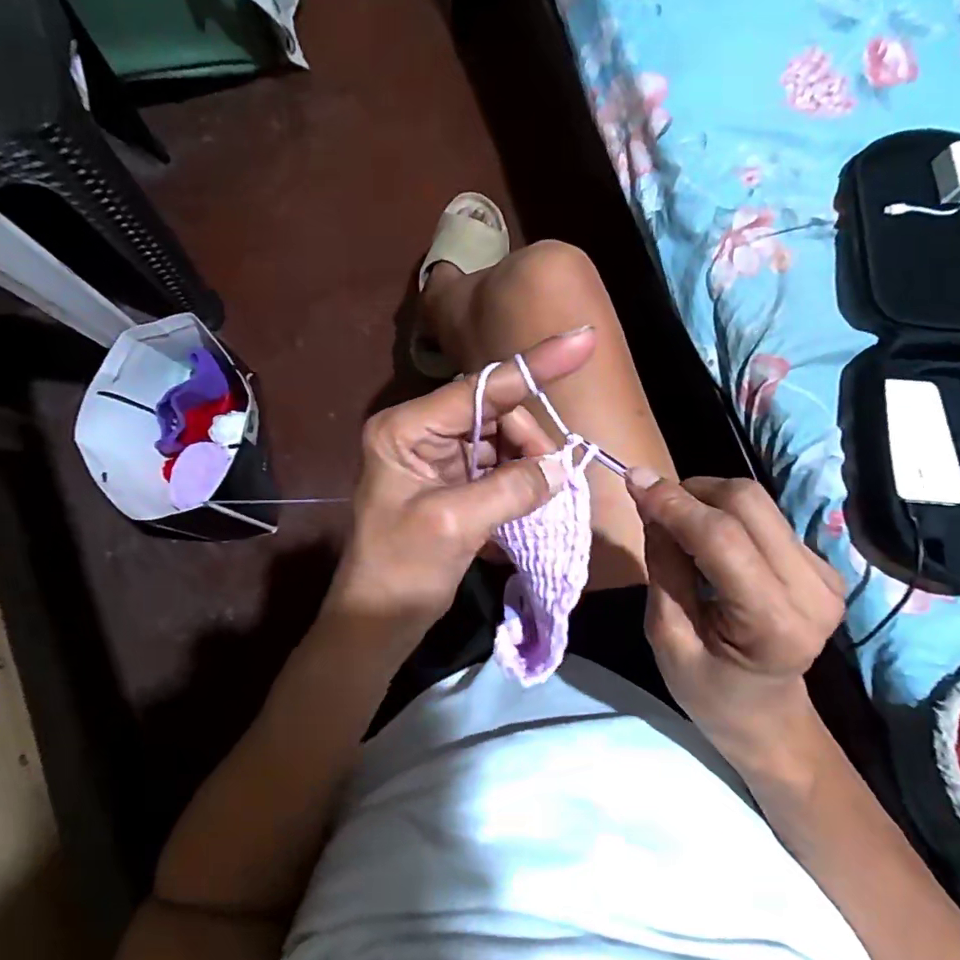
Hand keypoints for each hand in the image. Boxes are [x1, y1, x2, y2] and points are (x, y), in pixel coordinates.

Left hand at [324, 328, 595, 635]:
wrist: (376, 620)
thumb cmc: (400, 570)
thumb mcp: (454, 523)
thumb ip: (510, 487)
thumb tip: (560, 466)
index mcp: (405, 429)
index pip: (479, 387)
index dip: (533, 366)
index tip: (583, 339)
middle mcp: (420, 433)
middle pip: (495, 413)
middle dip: (530, 440)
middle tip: (555, 478)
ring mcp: (436, 459)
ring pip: (501, 441)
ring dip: (528, 464)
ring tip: (542, 497)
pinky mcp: (450, 484)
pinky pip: (498, 468)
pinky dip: (520, 481)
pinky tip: (532, 503)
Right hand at [625, 474, 844, 756]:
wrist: (766, 714)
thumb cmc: (708, 688)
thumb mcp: (666, 635)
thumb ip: (663, 564)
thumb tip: (648, 498)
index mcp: (773, 622)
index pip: (722, 538)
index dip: (674, 503)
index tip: (632, 480)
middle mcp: (811, 590)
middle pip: (748, 503)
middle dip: (691, 492)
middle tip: (654, 505)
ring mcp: (824, 574)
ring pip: (757, 502)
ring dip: (707, 499)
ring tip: (678, 524)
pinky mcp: (821, 563)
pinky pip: (765, 516)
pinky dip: (725, 514)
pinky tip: (707, 539)